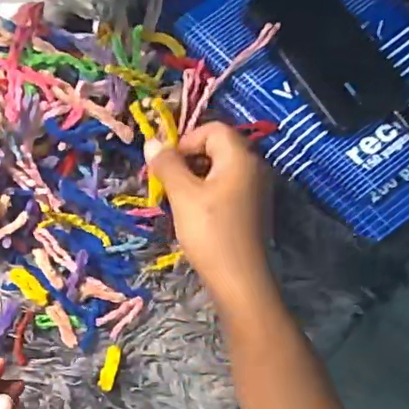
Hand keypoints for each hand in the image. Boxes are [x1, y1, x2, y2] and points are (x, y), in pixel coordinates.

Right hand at [145, 122, 275, 309]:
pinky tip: (195, 214)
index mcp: (241, 156)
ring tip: (177, 201)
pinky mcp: (253, 209)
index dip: (184, 141)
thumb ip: (167, 166)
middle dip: (188, 160)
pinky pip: (227, 188)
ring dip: (195, 178)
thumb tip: (151, 142)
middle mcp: (254, 166)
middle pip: (217, 147)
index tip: (164, 166)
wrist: (239, 279)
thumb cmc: (210, 233)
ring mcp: (256, 188)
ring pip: (220, 169)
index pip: (211, 129)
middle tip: (167, 184)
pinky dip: (208, 193)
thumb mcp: (183, 196)